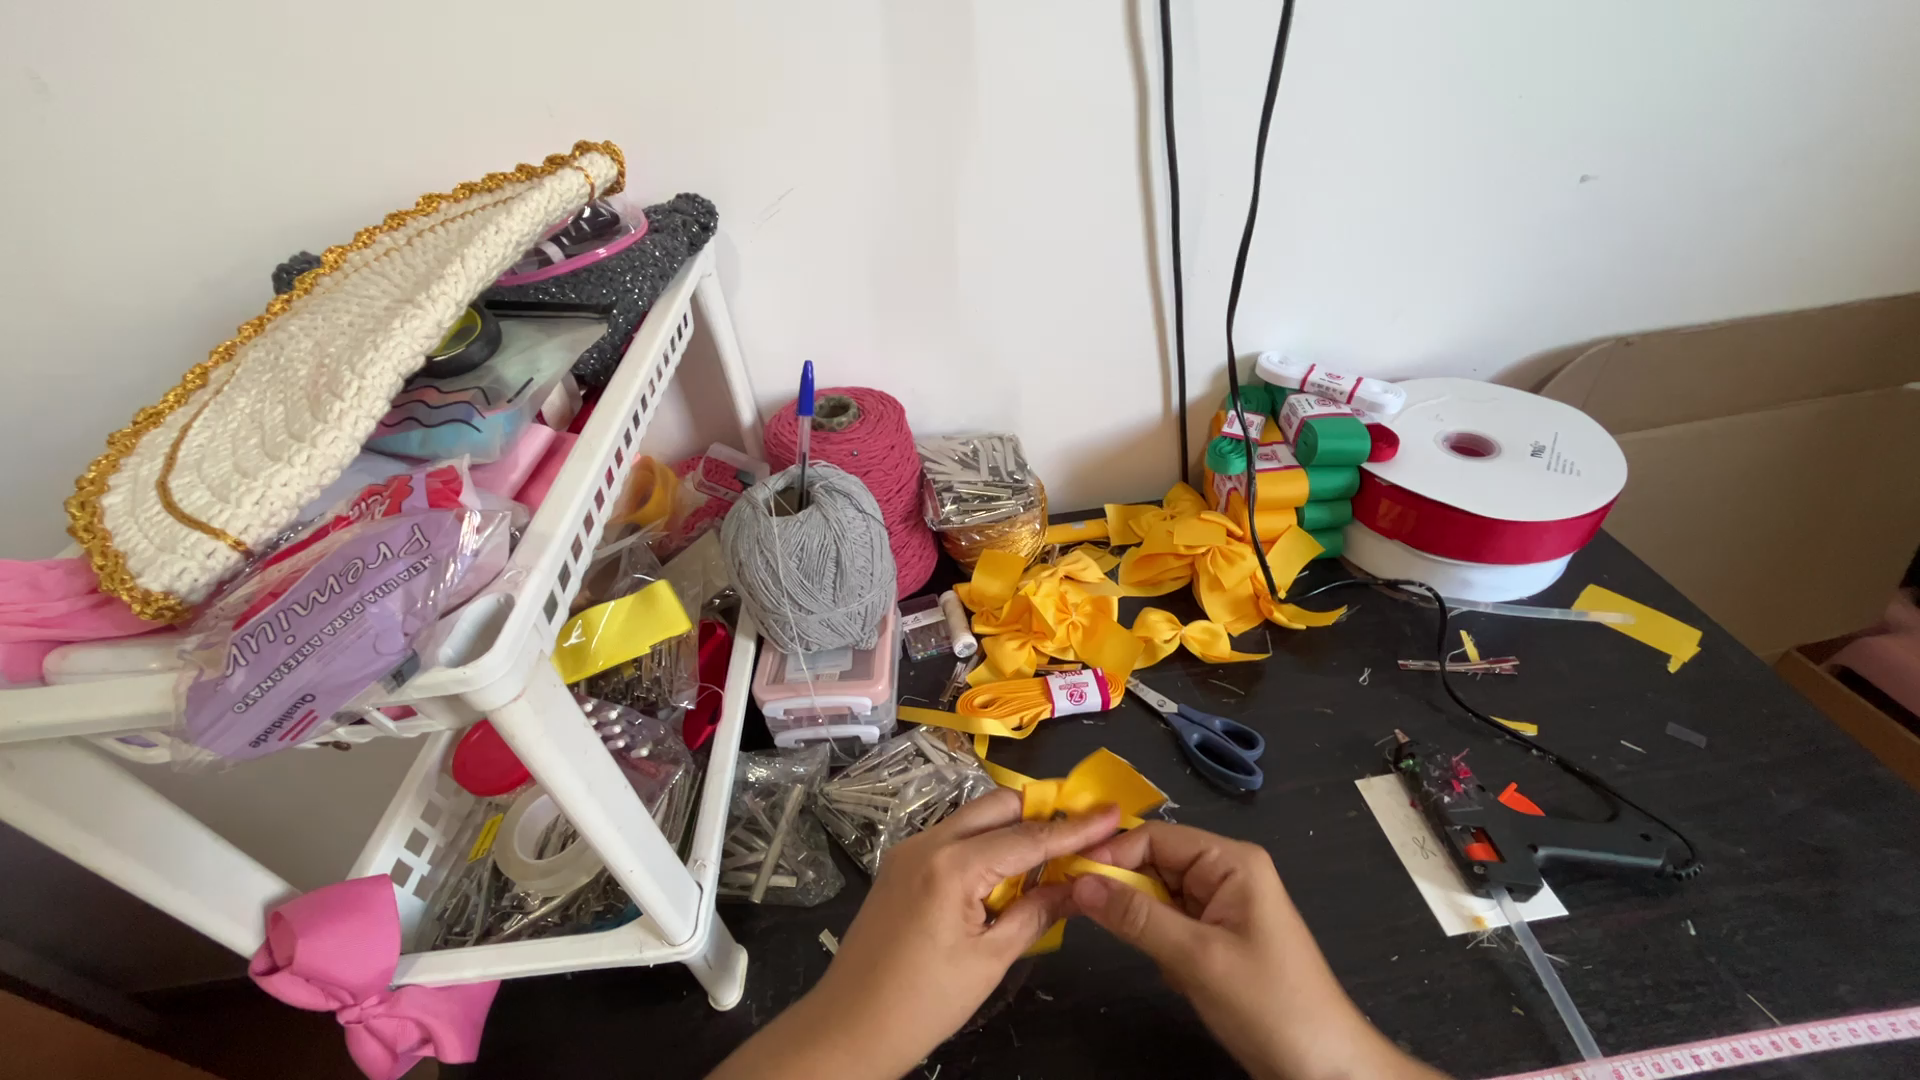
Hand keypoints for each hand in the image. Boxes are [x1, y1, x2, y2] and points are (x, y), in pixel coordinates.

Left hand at [709, 789, 1120, 1079]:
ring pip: (973, 817)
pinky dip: (984, 842)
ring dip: (1012, 826)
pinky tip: (1005, 868)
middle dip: (1041, 812)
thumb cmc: (923, 1002)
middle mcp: (928, 841)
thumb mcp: (991, 960)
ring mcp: (909, 848)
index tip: (1113, 812)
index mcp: (952, 865)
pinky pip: (953, 836)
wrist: (847, 1027)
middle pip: (997, 806)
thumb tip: (1079, 885)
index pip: (1027, 837)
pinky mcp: (899, 862)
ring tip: (1051, 850)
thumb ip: (1037, 912)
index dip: (1074, 828)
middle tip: (1082, 827)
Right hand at [1072, 823, 1447, 1079]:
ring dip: (1144, 924)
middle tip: (1087, 914)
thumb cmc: (1270, 1005)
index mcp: (1230, 860)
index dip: (1111, 854)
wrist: (1327, 1072)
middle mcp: (1225, 872)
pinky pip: (1171, 924)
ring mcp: (1222, 905)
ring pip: (1158, 896)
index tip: (1070, 878)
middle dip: (1126, 891)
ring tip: (1156, 958)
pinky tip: (1174, 974)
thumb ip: (1135, 917)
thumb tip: (1079, 882)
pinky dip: (1160, 945)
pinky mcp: (1218, 937)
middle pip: (1154, 863)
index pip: (1154, 837)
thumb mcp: (1196, 958)